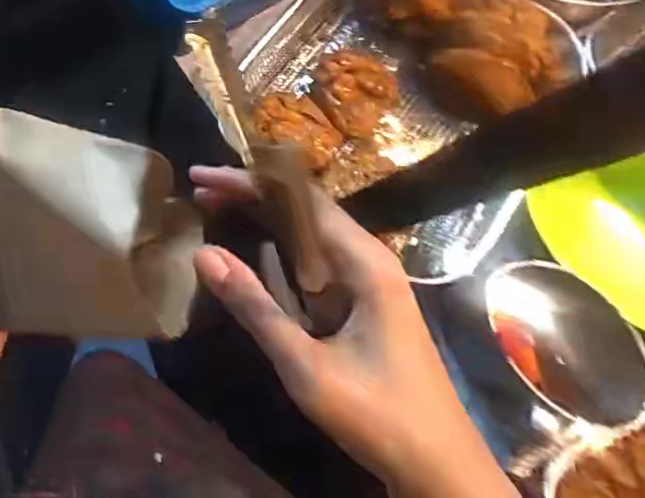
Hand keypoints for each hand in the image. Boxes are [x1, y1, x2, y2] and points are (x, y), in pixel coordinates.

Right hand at [190, 166, 514, 497]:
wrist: (445, 474)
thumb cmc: (381, 418)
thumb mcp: (307, 367)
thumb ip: (255, 308)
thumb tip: (202, 253)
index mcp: (363, 260)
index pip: (297, 197)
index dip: (247, 181)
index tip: (202, 177)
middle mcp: (367, 255)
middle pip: (300, 204)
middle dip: (248, 191)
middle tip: (199, 188)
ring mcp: (366, 276)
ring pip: (306, 226)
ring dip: (260, 212)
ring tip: (214, 204)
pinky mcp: (361, 297)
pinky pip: (312, 252)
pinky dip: (275, 238)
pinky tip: (250, 242)